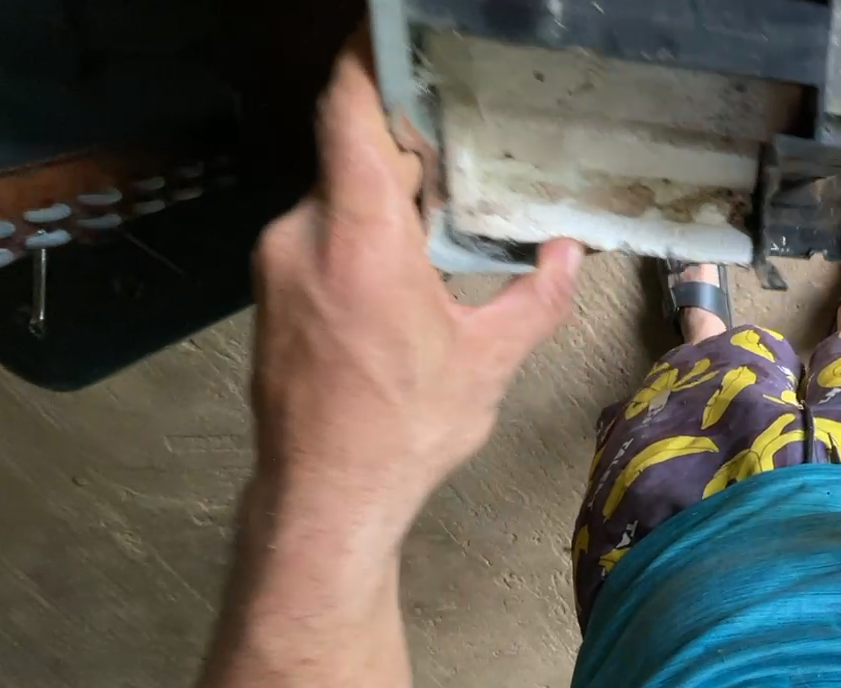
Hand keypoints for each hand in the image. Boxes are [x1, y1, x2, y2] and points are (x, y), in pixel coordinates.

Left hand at [249, 39, 582, 550]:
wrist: (330, 489)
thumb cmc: (411, 424)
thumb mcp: (491, 361)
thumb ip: (535, 299)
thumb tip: (567, 255)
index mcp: (360, 240)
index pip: (349, 115)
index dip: (367, 62)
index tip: (392, 36)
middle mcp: (301, 235)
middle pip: (348, 157)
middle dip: (403, 147)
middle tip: (461, 151)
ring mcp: (278, 265)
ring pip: (335, 202)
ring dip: (387, 201)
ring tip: (445, 222)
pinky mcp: (273, 295)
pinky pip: (320, 238)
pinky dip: (362, 235)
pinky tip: (407, 273)